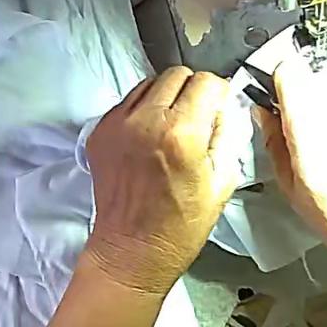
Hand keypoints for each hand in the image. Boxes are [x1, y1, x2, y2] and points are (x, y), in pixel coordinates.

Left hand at [81, 67, 247, 296]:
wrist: (131, 252)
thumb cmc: (180, 227)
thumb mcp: (222, 183)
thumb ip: (227, 136)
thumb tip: (225, 109)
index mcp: (181, 133)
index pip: (206, 82)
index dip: (219, 92)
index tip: (220, 106)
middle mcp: (145, 120)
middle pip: (176, 74)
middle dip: (193, 89)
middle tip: (198, 114)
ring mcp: (117, 124)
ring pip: (149, 83)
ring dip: (166, 96)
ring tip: (172, 125)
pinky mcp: (99, 132)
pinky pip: (127, 102)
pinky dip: (142, 110)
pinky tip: (150, 135)